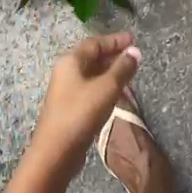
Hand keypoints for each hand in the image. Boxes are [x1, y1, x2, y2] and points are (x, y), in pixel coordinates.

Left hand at [26, 33, 142, 179]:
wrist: (56, 152)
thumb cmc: (81, 113)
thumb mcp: (107, 88)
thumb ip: (122, 68)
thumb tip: (135, 51)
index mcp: (71, 61)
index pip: (95, 43)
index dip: (115, 40)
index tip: (133, 39)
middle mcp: (66, 72)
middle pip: (92, 57)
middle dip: (113, 55)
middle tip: (134, 55)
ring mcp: (66, 91)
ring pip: (91, 74)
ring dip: (110, 71)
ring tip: (129, 73)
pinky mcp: (69, 107)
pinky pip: (90, 89)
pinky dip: (104, 86)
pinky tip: (117, 94)